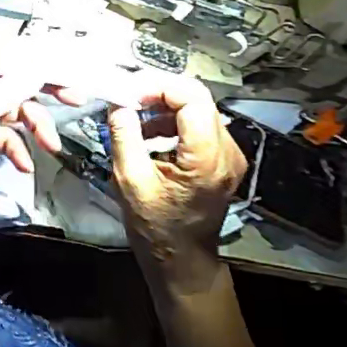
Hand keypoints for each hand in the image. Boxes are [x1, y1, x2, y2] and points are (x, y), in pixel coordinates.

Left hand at [0, 69, 69, 242]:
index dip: (36, 57)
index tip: (66, 65)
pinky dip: (20, 148)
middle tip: (74, 98)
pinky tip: (24, 165)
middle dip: (44, 90)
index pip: (4, 54)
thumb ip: (8, 90)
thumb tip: (39, 66)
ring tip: (51, 146)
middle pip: (15, 80)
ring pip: (17, 110)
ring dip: (36, 126)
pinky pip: (10, 137)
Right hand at [107, 75, 246, 295]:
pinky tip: (148, 133)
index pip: (192, 98)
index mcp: (208, 158)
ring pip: (197, 107)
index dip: (159, 86)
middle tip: (127, 97)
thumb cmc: (155, 227)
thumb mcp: (130, 180)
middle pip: (197, 98)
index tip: (129, 92)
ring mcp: (228, 154)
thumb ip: (124, 135)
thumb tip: (118, 101)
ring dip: (162, 105)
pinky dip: (170, 120)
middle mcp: (227, 151)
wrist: (181, 260)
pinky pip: (197, 124)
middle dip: (158, 91)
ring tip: (132, 117)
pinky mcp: (221, 157)